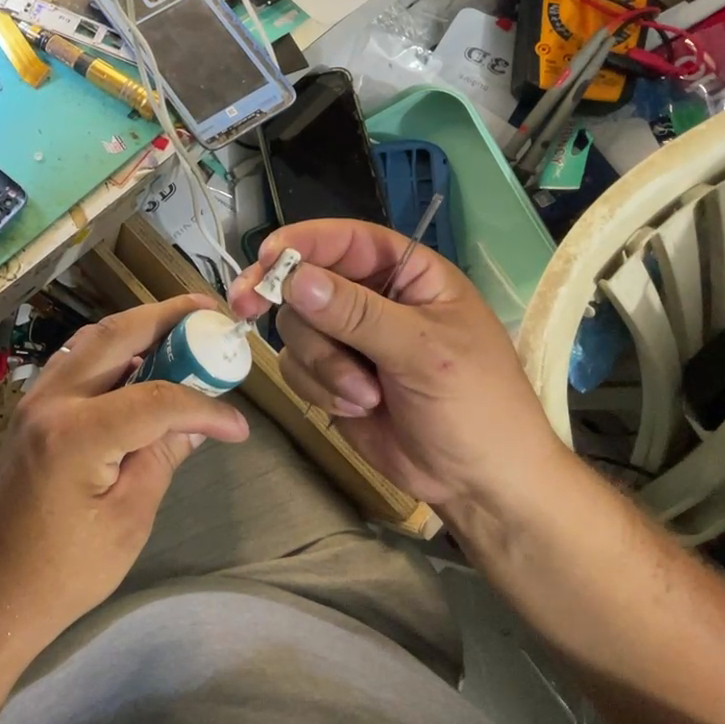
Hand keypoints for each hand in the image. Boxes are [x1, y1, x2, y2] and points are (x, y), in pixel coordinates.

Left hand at [0, 294, 250, 645]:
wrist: (2, 590)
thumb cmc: (69, 569)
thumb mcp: (131, 518)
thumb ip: (163, 456)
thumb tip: (199, 420)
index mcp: (75, 434)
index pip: (154, 397)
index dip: (202, 404)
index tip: (237, 423)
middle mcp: (49, 401)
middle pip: (114, 336)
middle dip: (164, 318)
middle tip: (207, 312)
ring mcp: (34, 401)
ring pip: (89, 342)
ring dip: (135, 330)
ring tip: (179, 333)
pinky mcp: (31, 410)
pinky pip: (74, 363)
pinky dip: (110, 353)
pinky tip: (138, 365)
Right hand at [228, 220, 562, 510]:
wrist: (477, 483)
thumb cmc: (476, 406)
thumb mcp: (423, 352)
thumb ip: (357, 313)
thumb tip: (295, 278)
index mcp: (407, 275)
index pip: (345, 240)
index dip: (303, 242)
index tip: (265, 258)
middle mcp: (371, 297)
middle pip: (305, 282)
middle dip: (293, 308)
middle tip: (246, 308)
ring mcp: (348, 338)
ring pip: (295, 327)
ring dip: (322, 364)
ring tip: (366, 396)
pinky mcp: (329, 375)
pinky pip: (295, 365)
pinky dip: (318, 388)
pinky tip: (357, 408)